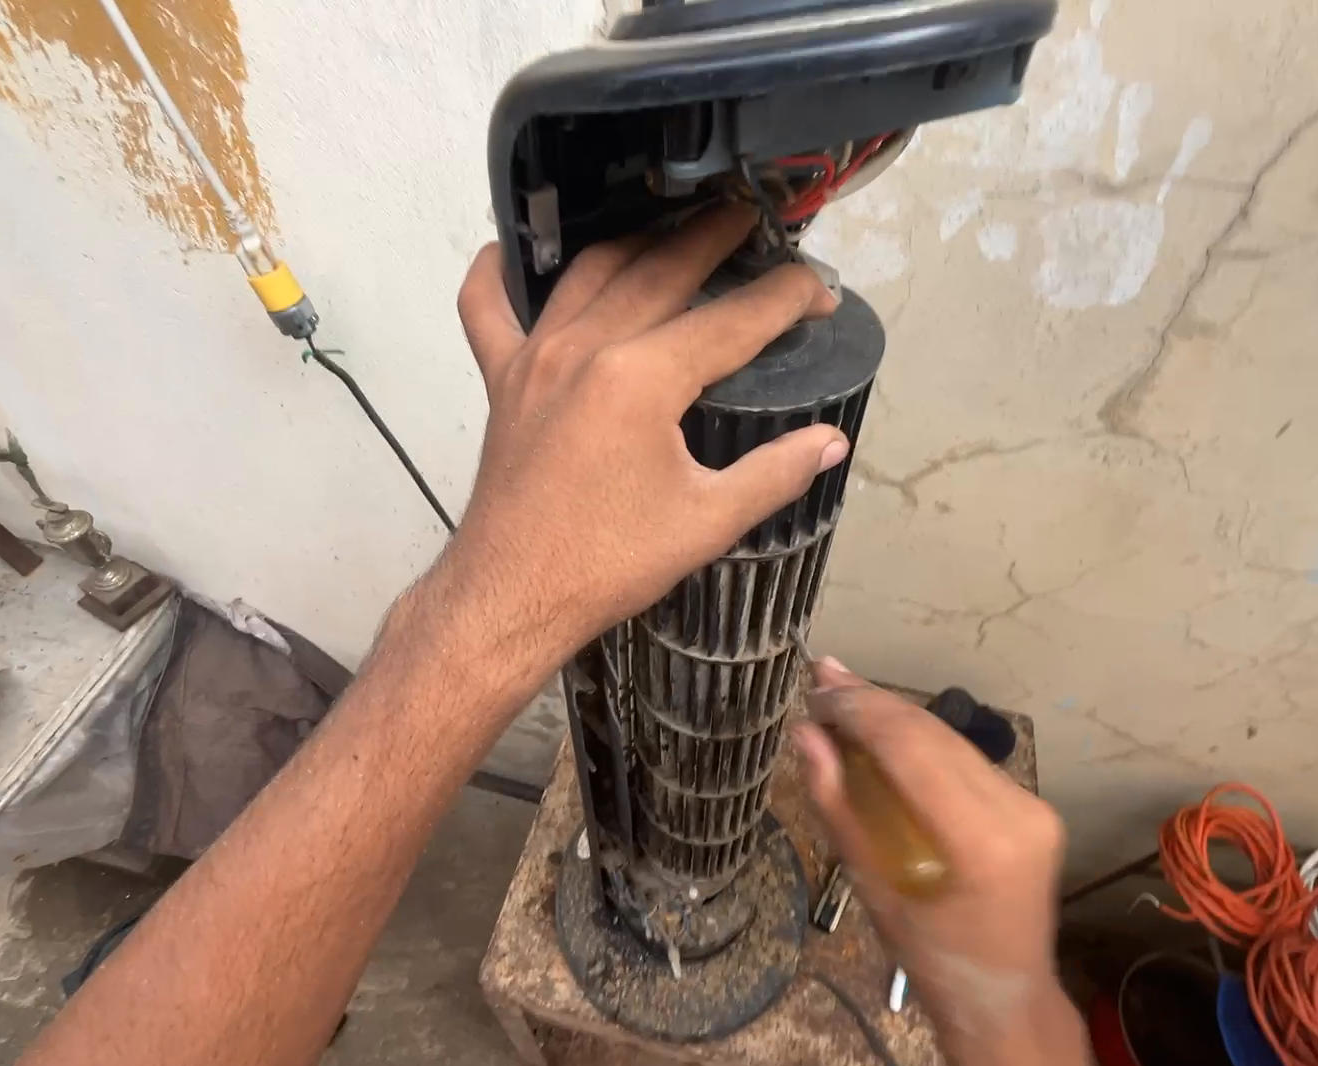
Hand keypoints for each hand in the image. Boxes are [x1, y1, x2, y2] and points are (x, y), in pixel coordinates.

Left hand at [442, 204, 844, 673]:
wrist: (514, 597)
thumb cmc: (610, 564)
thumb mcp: (708, 522)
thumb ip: (776, 473)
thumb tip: (832, 442)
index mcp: (642, 379)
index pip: (732, 320)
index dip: (786, 299)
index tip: (821, 292)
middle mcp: (585, 347)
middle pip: (661, 268)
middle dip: (716, 236)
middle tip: (754, 217)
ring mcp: (534, 358)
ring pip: (589, 272)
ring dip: (637, 241)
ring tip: (674, 227)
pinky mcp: (501, 380)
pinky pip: (485, 309)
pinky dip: (496, 276)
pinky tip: (511, 255)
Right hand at [795, 659, 1090, 1065]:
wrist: (1005, 997)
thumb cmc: (928, 956)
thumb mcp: (868, 887)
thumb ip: (836, 804)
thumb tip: (804, 734)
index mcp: (980, 839)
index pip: (911, 746)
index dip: (859, 710)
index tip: (814, 694)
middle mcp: (1016, 809)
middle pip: (931, 732)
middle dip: (870, 701)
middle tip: (821, 677)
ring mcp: (1029, 803)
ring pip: (946, 736)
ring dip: (890, 712)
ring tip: (840, 690)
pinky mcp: (1030, 802)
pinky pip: (961, 755)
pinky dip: (915, 737)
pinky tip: (879, 722)